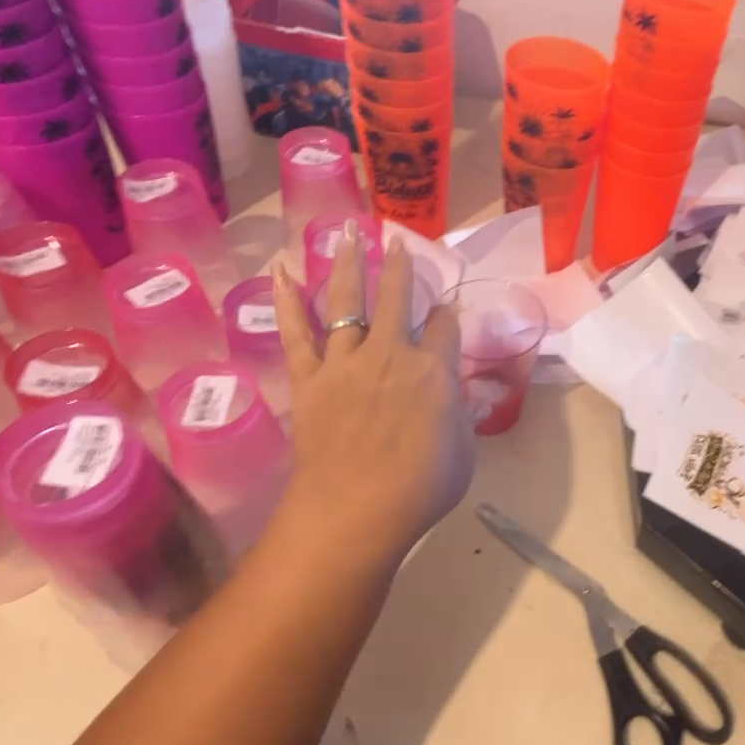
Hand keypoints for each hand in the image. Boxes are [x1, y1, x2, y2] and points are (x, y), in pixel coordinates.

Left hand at [269, 224, 473, 558]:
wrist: (356, 510)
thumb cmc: (422, 488)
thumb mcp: (463, 450)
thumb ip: (461, 413)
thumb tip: (459, 392)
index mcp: (434, 370)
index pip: (446, 327)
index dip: (449, 315)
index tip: (448, 308)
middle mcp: (391, 353)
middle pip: (397, 299)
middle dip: (401, 268)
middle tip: (400, 245)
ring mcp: (346, 362)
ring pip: (347, 302)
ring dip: (349, 265)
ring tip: (347, 234)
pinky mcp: (310, 378)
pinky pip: (297, 333)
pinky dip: (288, 301)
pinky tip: (282, 271)